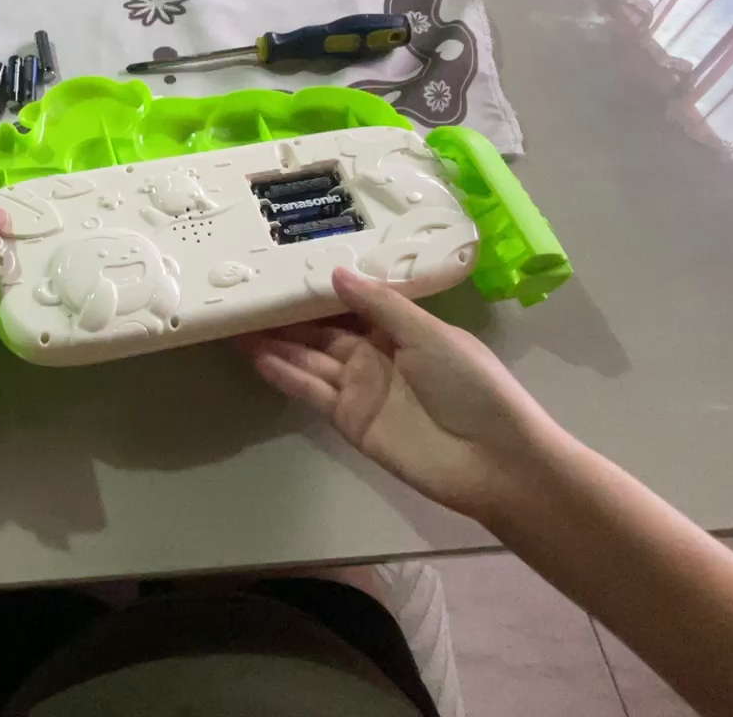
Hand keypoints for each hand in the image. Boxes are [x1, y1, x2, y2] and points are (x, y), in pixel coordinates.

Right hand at [234, 268, 570, 523]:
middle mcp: (373, 354)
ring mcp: (358, 387)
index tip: (284, 270)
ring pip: (308, 358)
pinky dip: (284, 373)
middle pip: (321, 331)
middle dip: (286, 316)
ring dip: (275, 343)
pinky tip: (256, 355)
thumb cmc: (471, 386)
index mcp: (399, 329)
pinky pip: (310, 389)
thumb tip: (335, 273)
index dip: (318, 290)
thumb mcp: (428, 334)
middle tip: (246, 297)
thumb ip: (379, 305)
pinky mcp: (347, 419)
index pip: (349, 304)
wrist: (495, 462)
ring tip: (236, 324)